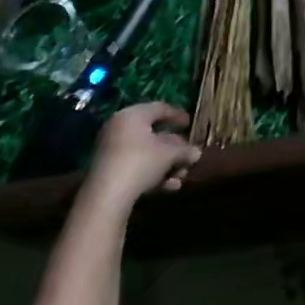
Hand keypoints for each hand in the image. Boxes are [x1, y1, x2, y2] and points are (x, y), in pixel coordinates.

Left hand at [86, 103, 202, 208]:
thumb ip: (185, 151)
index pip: (159, 108)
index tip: (190, 123)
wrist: (107, 195)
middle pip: (153, 133)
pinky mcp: (109, 170)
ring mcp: (112, 149)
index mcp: (132, 115)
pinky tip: (169, 186)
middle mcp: (120, 128)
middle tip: (189, 156)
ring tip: (182, 177)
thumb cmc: (141, 162)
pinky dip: (153, 173)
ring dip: (167, 164)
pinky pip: (136, 166)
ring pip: (146, 153)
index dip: (177, 115)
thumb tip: (197, 152)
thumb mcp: (169, 155)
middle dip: (174, 147)